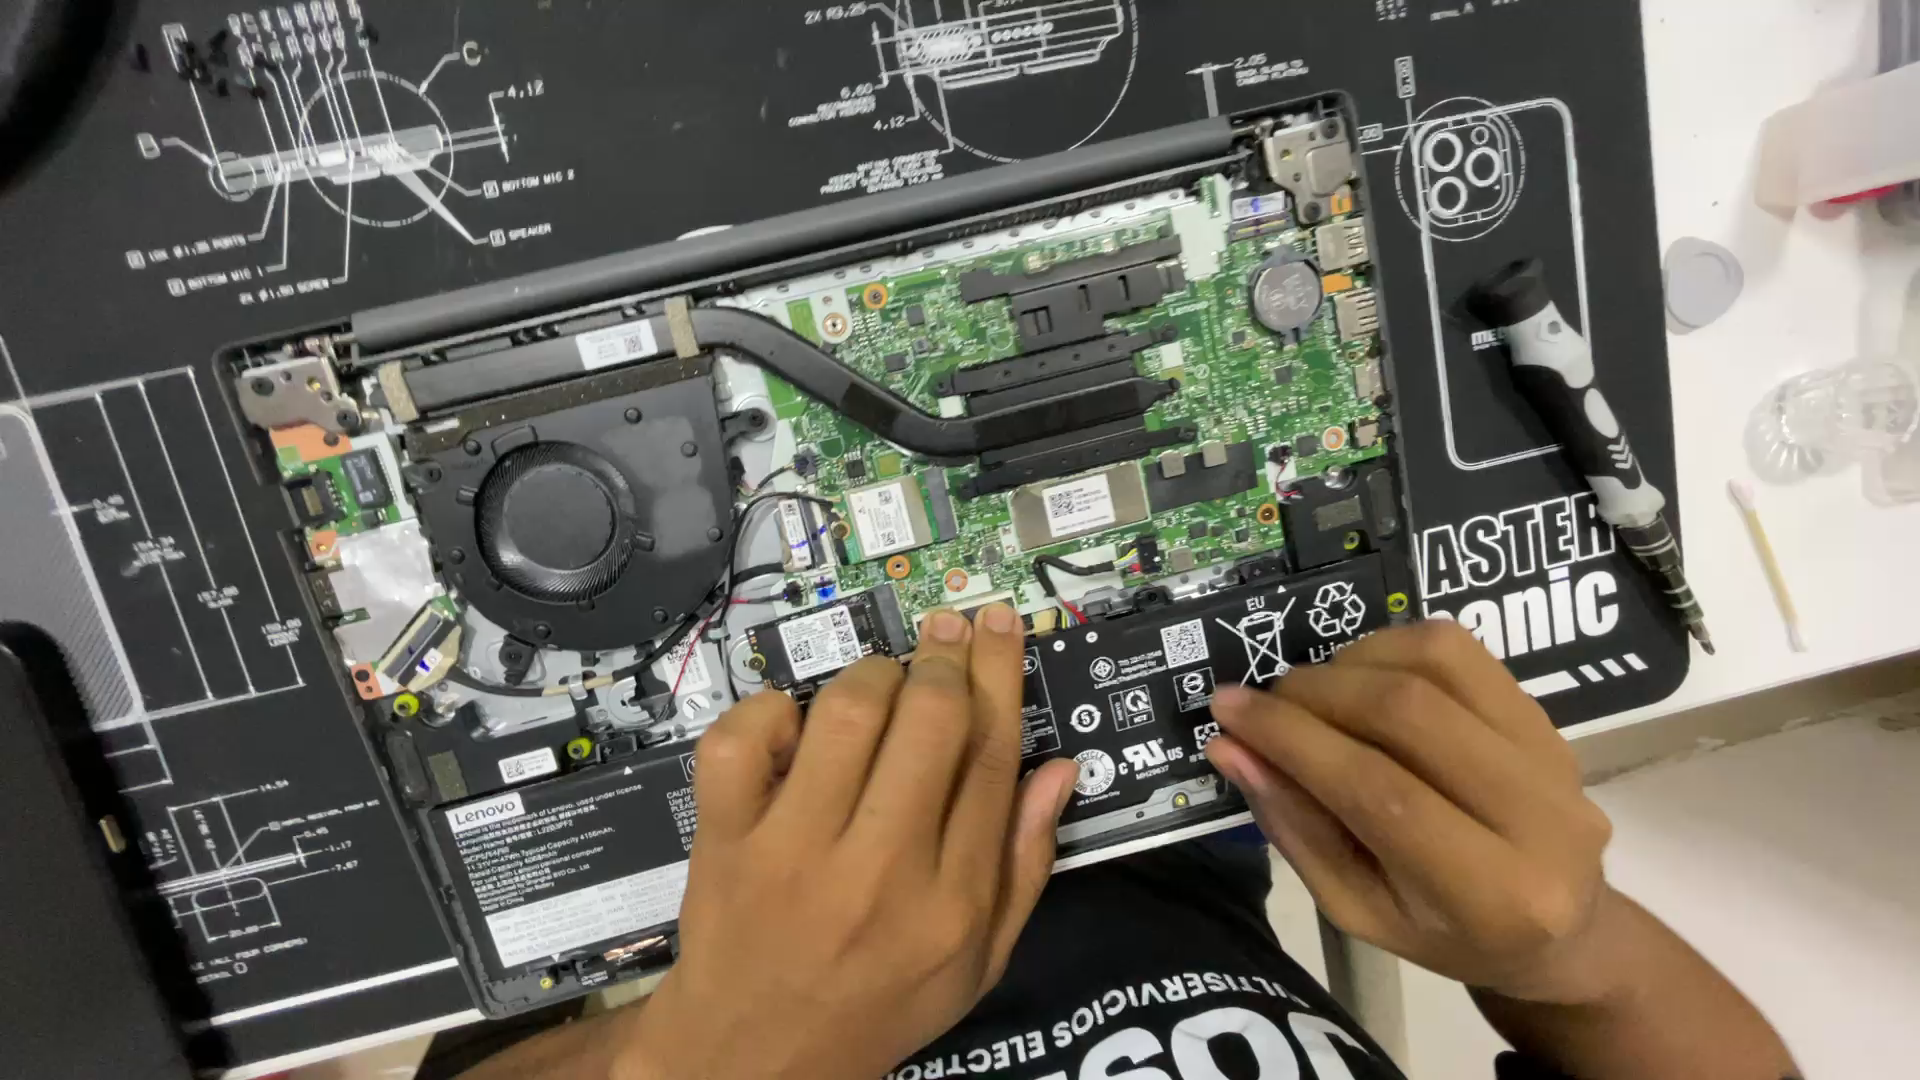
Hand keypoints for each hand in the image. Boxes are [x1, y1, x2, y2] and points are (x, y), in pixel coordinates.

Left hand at [622, 605, 1080, 1079]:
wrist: (755, 1058)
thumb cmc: (881, 1002)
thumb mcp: (980, 960)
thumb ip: (1026, 863)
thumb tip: (1058, 766)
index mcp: (953, 900)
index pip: (991, 755)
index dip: (999, 673)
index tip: (998, 623)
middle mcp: (879, 870)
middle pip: (929, 720)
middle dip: (942, 659)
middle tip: (942, 635)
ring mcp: (792, 852)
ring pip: (845, 713)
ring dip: (872, 676)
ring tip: (881, 682)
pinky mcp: (725, 840)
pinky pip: (743, 740)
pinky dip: (771, 709)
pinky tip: (794, 722)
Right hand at [1204, 620, 1619, 1005]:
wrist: (1563, 929)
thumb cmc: (1442, 930)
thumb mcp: (1352, 904)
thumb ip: (1291, 823)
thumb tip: (1228, 747)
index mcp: (1490, 895)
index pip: (1374, 790)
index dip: (1289, 737)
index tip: (1226, 707)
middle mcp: (1540, 819)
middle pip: (1406, 713)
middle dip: (1313, 694)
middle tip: (1265, 701)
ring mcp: (1552, 756)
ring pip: (1433, 665)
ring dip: (1348, 664)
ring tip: (1315, 693)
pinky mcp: (1544, 715)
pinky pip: (1456, 648)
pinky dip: (1387, 645)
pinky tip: (1361, 675)